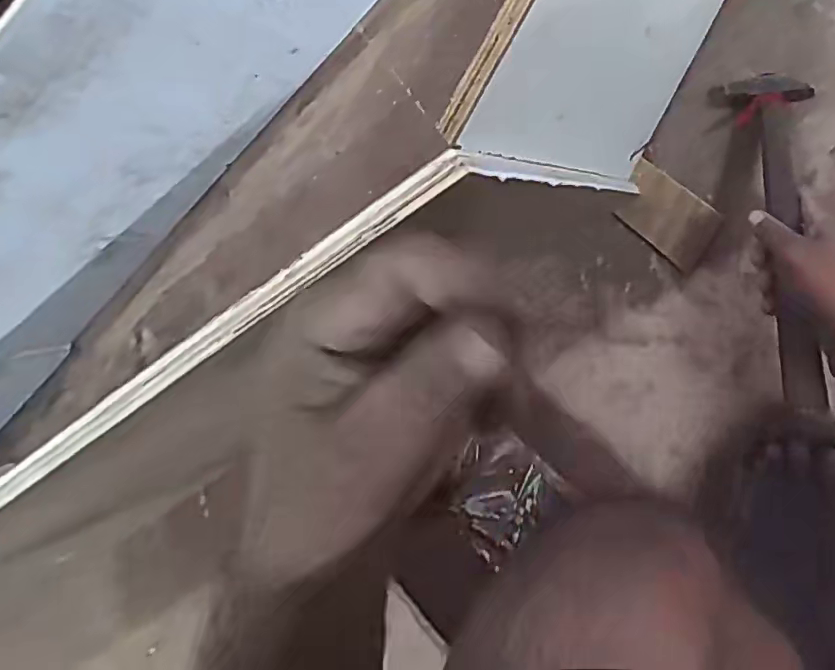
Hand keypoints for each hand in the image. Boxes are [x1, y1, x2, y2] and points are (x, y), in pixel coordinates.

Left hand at [232, 235, 511, 590]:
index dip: (465, 278)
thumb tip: (498, 331)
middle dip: (487, 311)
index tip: (518, 321)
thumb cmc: (320, 515)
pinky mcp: (405, 361)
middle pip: (435, 277)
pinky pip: (460, 339)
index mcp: (324, 316)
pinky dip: (486, 367)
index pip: (403, 264)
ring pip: (455, 306)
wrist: (307, 569)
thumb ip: (429, 387)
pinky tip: (493, 412)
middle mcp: (353, 308)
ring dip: (493, 342)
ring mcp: (379, 333)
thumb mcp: (370, 455)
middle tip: (526, 363)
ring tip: (511, 398)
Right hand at [749, 211, 834, 335]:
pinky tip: (771, 307)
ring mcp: (823, 276)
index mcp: (826, 231)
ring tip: (766, 294)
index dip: (773, 220)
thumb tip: (755, 214)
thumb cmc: (819, 282)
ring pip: (784, 270)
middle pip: (785, 244)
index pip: (795, 212)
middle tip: (759, 266)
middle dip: (766, 257)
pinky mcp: (818, 298)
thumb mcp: (790, 251)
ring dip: (768, 281)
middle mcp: (826, 249)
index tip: (758, 233)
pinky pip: (790, 292)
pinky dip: (778, 298)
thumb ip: (769, 231)